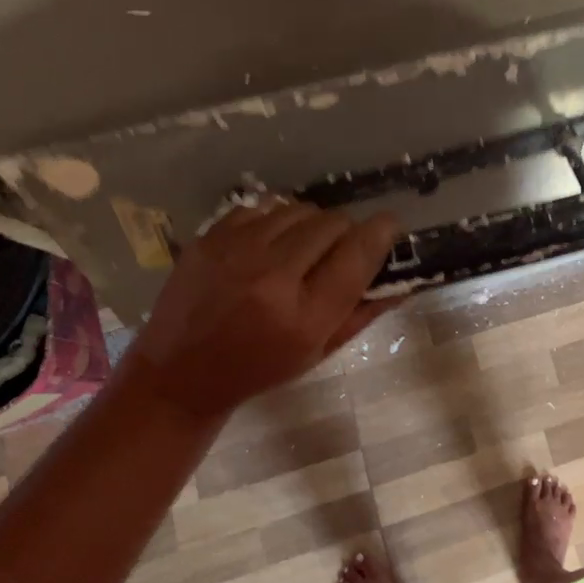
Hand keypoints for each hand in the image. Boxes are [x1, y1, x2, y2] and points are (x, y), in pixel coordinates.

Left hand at [122, 202, 399, 420]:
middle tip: (338, 250)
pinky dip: (275, 221)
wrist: (179, 374)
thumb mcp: (318, 351)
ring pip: (299, 209)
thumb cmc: (259, 368)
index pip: (358, 254)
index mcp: (304, 315)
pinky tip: (269, 244)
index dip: (381, 232)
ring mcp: (236, 252)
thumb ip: (364, 312)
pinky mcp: (210, 239)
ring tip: (302, 248)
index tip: (389, 225)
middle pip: (332, 223)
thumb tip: (405, 280)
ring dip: (311, 225)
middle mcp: (271, 277)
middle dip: (345, 231)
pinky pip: (262, 208)